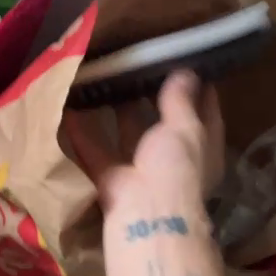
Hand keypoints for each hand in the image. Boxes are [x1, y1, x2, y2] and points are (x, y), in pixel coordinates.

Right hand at [64, 70, 224, 218]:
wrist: (144, 211)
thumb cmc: (176, 168)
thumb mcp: (185, 128)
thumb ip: (180, 101)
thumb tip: (185, 72)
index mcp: (202, 147)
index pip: (205, 113)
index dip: (199, 89)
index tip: (187, 64)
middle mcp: (172, 157)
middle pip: (163, 122)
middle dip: (152, 98)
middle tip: (138, 68)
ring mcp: (139, 167)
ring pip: (128, 134)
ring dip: (116, 113)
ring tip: (105, 82)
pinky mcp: (109, 176)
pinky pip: (94, 149)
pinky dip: (81, 132)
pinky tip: (70, 109)